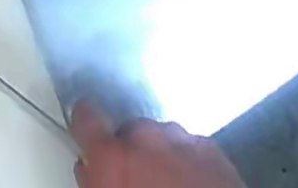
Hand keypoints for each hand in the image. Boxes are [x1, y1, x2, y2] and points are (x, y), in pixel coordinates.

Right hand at [70, 101, 247, 187]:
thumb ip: (93, 184)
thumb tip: (88, 170)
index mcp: (113, 156)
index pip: (86, 116)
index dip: (83, 124)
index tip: (84, 133)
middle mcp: (145, 136)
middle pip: (129, 131)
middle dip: (129, 153)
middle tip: (135, 184)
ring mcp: (182, 139)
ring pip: (161, 138)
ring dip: (159, 157)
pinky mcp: (213, 150)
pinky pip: (190, 148)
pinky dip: (187, 163)